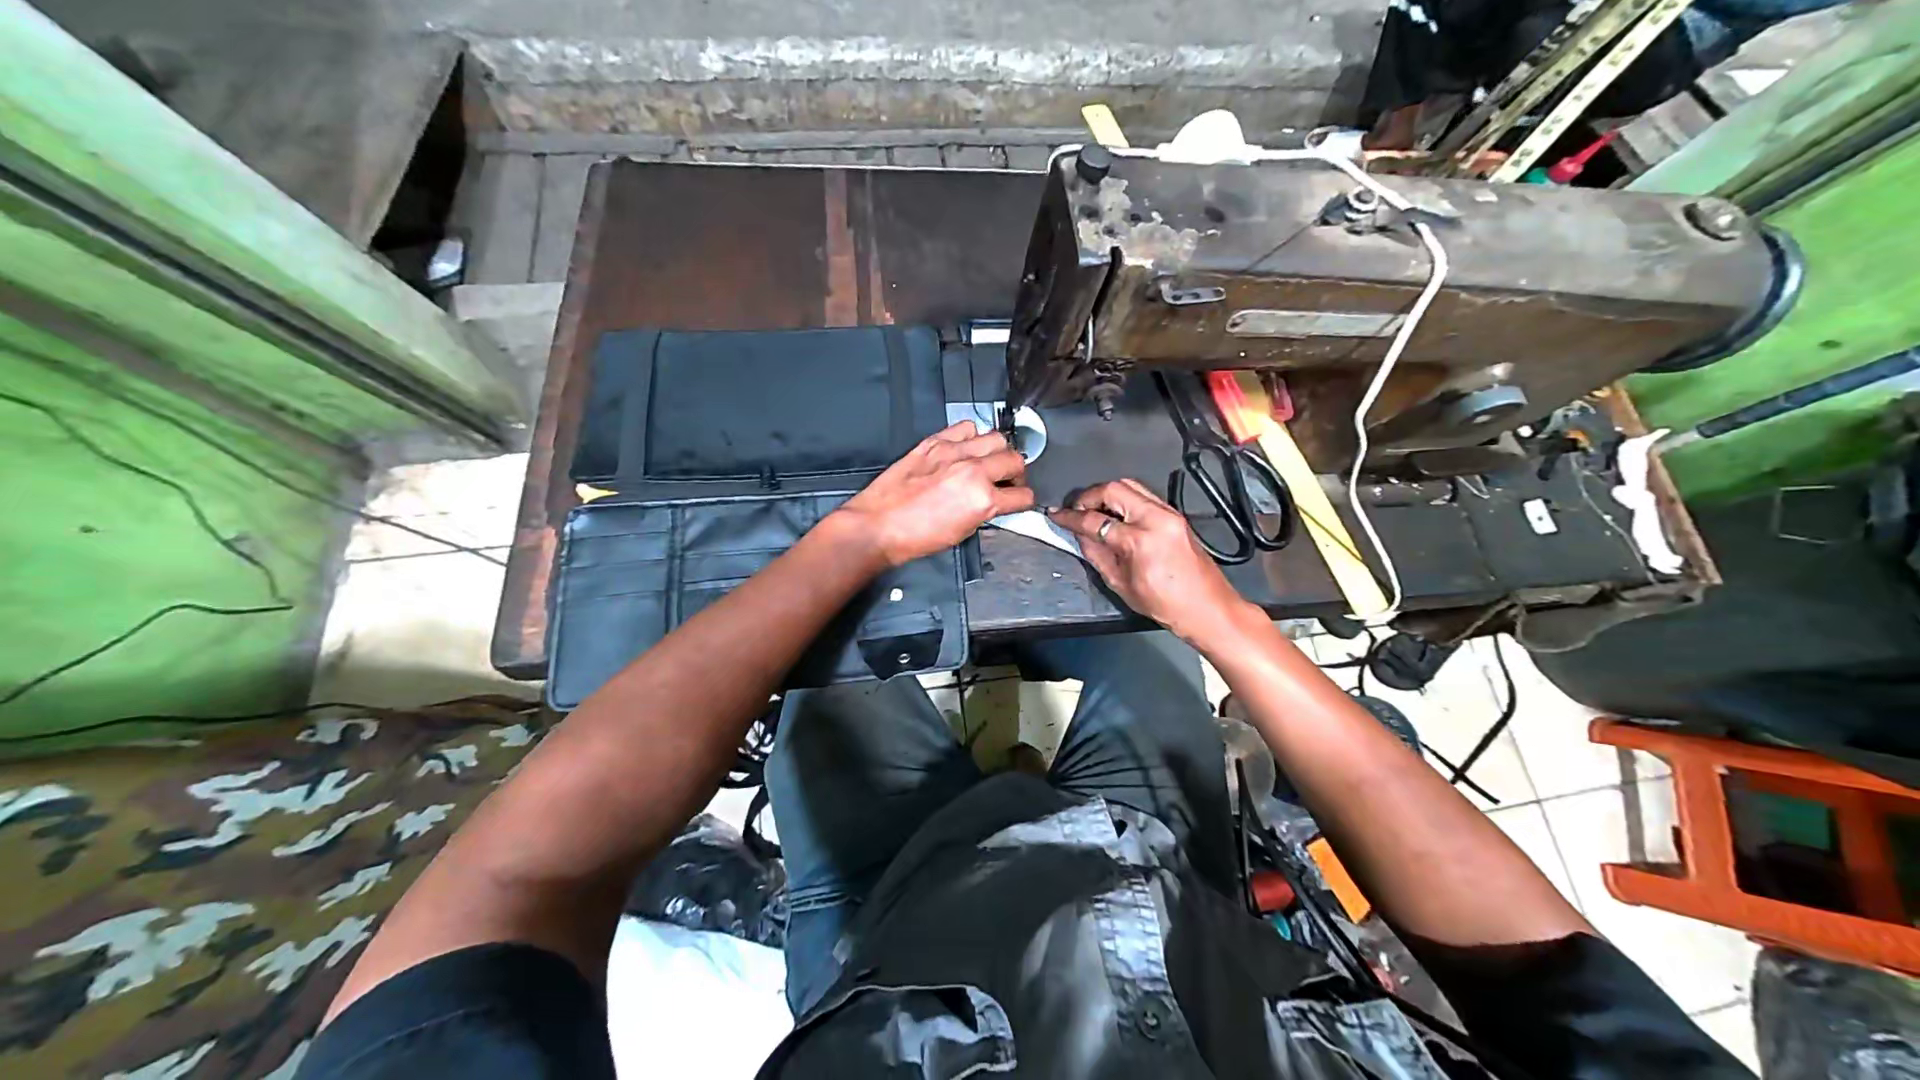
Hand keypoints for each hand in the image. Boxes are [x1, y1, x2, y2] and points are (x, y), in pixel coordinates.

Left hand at [832, 421, 1034, 566]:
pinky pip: (966, 427)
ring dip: (998, 451)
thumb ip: (984, 512)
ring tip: (988, 462)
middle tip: (1007, 480)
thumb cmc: (912, 536)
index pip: (1022, 495)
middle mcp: (972, 471)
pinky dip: (971, 436)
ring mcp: (953, 453)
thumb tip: (993, 503)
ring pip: (996, 438)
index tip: (1019, 500)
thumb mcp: (961, 533)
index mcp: (983, 500)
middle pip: (1015, 460)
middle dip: (1016, 473)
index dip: (1023, 500)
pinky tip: (966, 449)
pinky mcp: (934, 443)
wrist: (877, 526)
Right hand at [1050, 479, 1253, 645]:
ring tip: (1094, 512)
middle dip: (1089, 496)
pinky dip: (1124, 500)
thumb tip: (1079, 534)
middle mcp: (1157, 519)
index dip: (1070, 517)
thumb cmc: (1166, 604)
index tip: (1056, 515)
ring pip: (1130, 486)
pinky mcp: (1175, 515)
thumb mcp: (1120, 584)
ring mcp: (1170, 514)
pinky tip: (1115, 517)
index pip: (1095, 519)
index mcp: (1141, 540)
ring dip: (1107, 495)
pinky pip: (1144, 496)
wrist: (1207, 607)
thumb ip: (1096, 554)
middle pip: (1114, 488)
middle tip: (1075, 510)